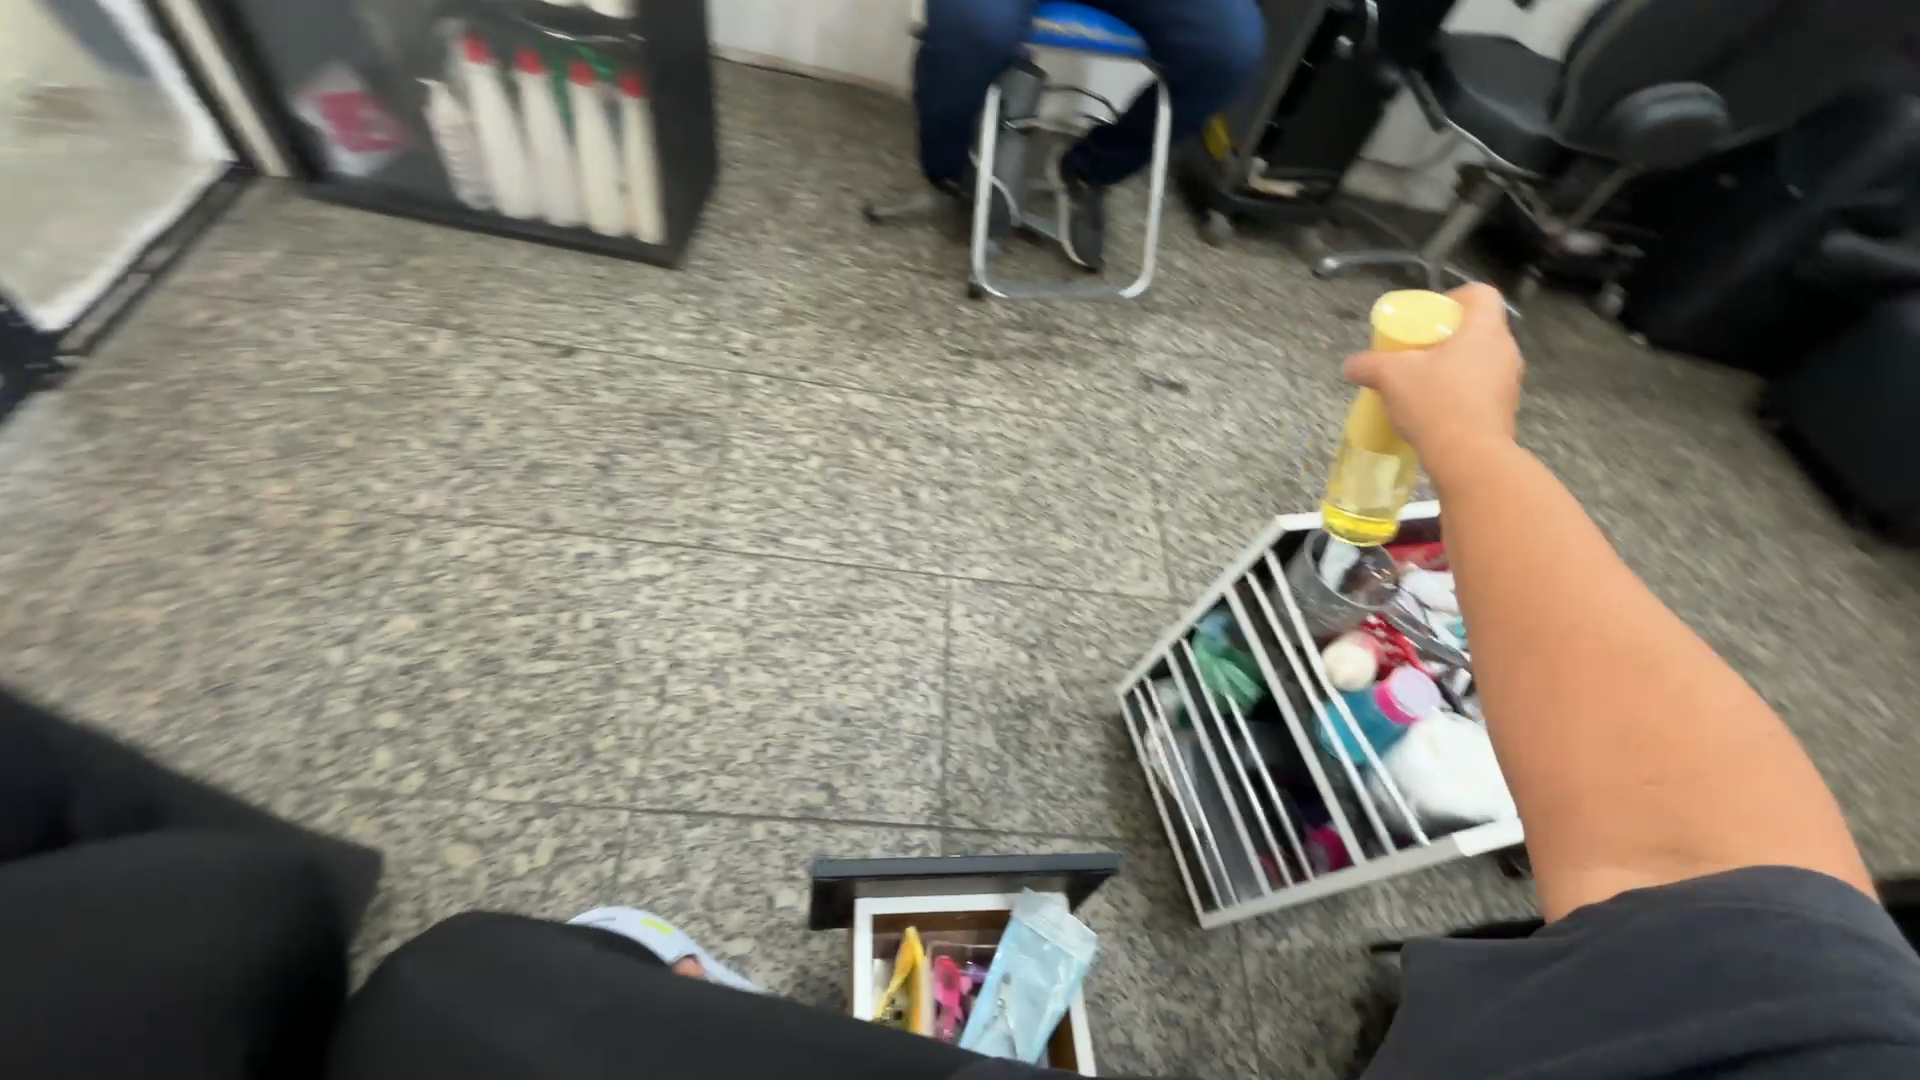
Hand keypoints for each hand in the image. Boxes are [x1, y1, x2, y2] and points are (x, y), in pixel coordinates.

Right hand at [1342, 283, 1523, 468]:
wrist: (1469, 455)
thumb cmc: (1435, 402)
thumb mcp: (1390, 377)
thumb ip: (1368, 365)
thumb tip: (1351, 365)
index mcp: (1484, 331)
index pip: (1481, 295)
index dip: (1455, 298)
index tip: (1429, 317)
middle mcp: (1505, 350)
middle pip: (1478, 329)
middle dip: (1446, 338)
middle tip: (1416, 353)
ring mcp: (1509, 382)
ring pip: (1480, 361)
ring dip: (1453, 367)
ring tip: (1422, 385)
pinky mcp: (1505, 409)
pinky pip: (1481, 389)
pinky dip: (1460, 393)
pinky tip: (1434, 410)